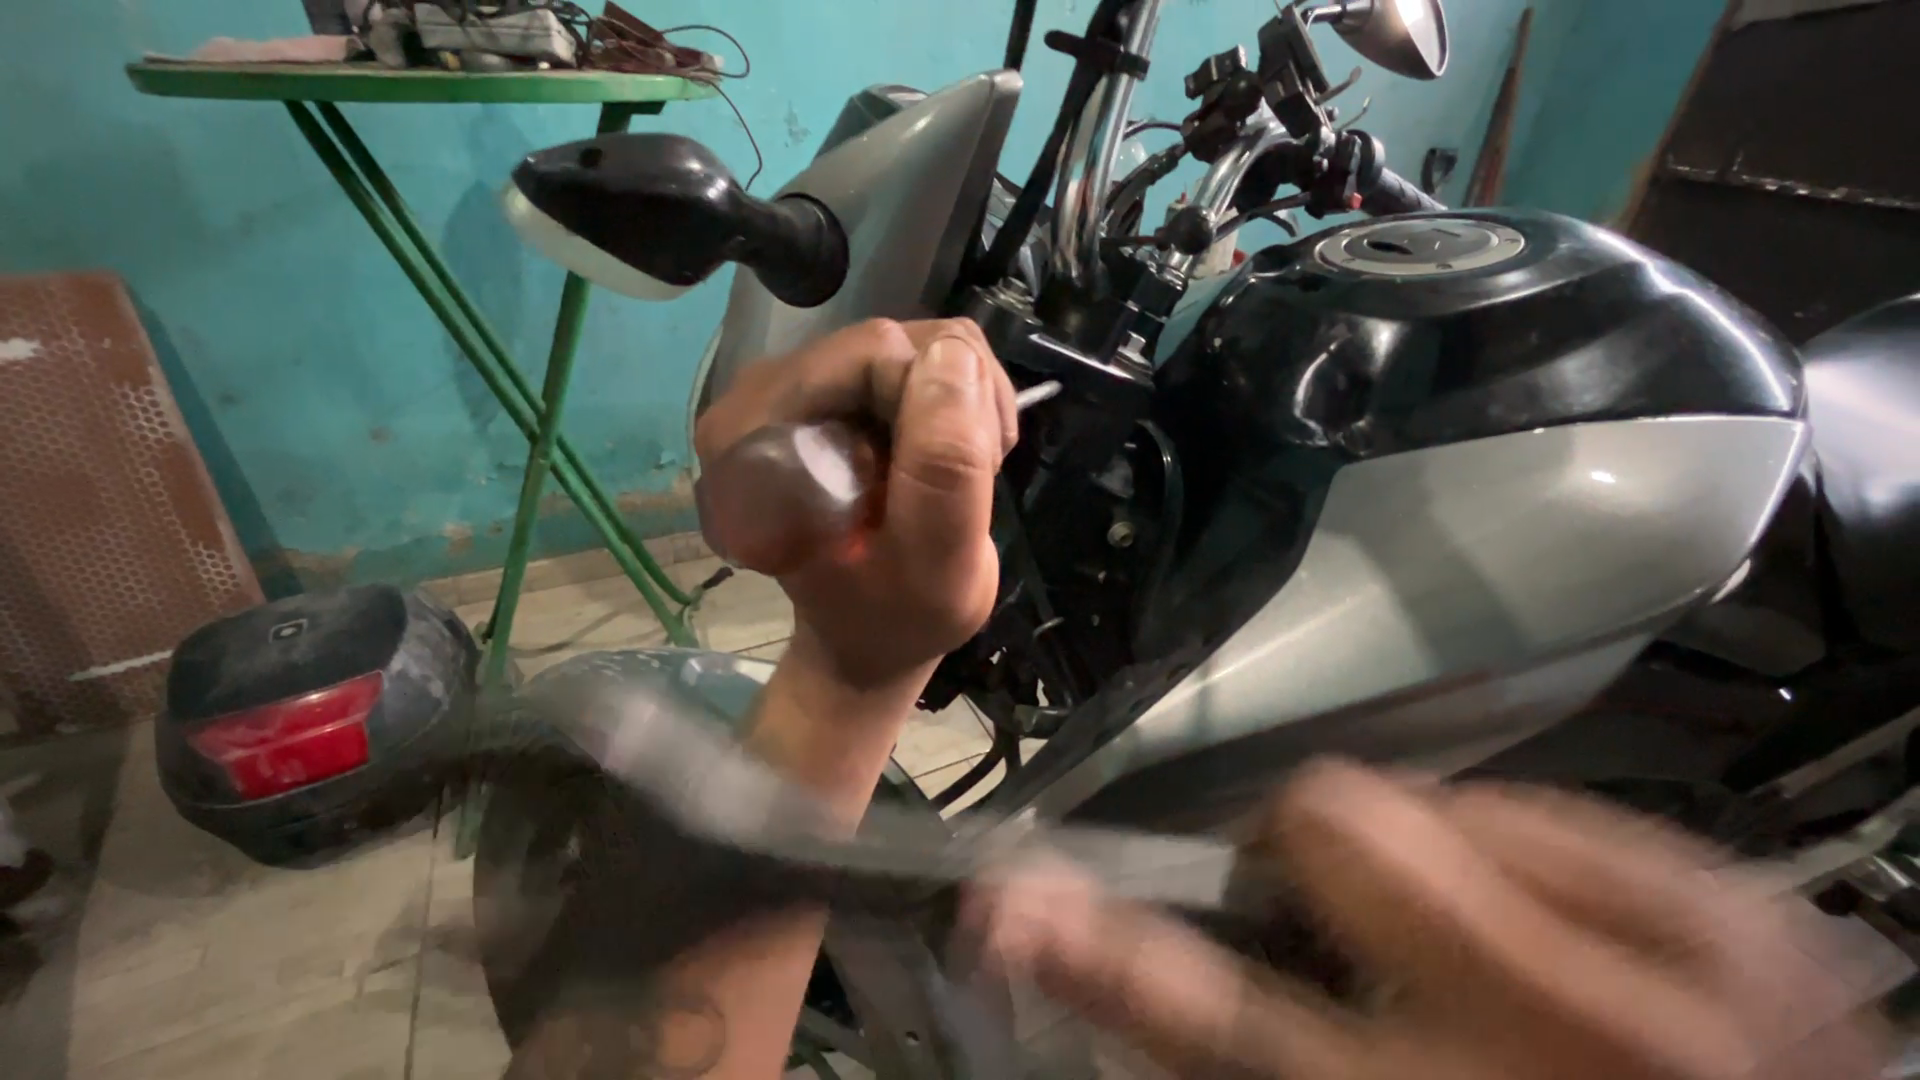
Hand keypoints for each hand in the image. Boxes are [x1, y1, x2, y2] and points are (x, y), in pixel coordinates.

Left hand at [694, 318, 1017, 691]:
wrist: (870, 636)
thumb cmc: (900, 615)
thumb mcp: (938, 560)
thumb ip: (945, 465)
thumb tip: (954, 352)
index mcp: (756, 435)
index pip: (874, 355)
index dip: (943, 405)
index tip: (969, 477)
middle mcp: (757, 397)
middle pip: (889, 340)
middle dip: (958, 400)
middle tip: (975, 474)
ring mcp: (792, 391)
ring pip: (909, 343)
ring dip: (961, 401)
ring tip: (963, 471)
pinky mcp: (826, 393)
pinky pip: (909, 358)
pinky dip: (950, 400)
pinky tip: (946, 454)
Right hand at [968, 762, 1888, 1079]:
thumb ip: (1246, 1043)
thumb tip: (1112, 946)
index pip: (1223, 1021)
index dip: (1098, 953)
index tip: (1006, 906)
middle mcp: (1584, 1037)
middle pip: (1327, 826)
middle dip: (1286, 858)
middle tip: (1318, 915)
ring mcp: (1684, 945)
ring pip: (1415, 799)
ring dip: (1396, 865)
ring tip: (1459, 948)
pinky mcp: (1733, 896)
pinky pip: (1518, 809)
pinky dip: (1492, 863)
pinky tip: (1542, 943)